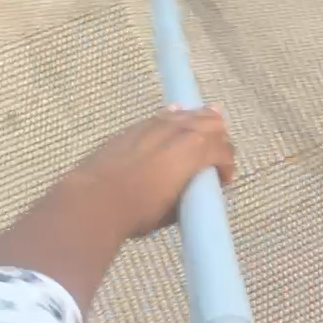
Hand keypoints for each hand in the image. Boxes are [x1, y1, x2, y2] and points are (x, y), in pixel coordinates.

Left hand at [62, 105, 236, 241]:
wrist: (95, 200)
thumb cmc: (139, 211)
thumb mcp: (175, 210)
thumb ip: (190, 193)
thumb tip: (194, 189)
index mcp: (195, 152)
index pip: (223, 150)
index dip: (228, 164)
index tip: (224, 179)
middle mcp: (180, 133)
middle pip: (209, 124)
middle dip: (219, 134)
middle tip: (221, 145)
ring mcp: (156, 127)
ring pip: (186, 115)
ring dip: (200, 117)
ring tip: (211, 115)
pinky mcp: (135, 128)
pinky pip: (161, 116)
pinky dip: (172, 114)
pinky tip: (176, 111)